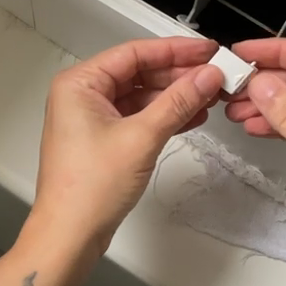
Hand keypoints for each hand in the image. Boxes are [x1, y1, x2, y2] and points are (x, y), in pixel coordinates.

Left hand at [27, 37, 225, 251]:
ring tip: (211, 95)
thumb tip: (207, 77)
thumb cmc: (88, 189)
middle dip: (178, 75)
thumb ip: (178, 102)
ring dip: (175, 96)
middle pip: (139, 72)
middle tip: (215, 75)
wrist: (69, 234)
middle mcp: (81, 96)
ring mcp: (91, 118)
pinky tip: (193, 115)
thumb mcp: (141, 137)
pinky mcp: (103, 139)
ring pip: (141, 95)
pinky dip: (164, 116)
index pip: (134, 53)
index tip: (207, 51)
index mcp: (79, 84)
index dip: (175, 50)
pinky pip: (138, 116)